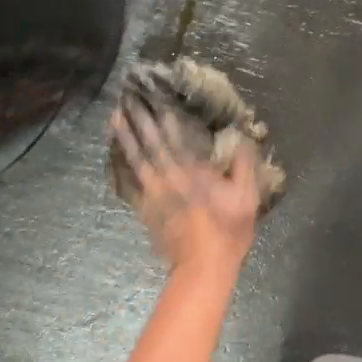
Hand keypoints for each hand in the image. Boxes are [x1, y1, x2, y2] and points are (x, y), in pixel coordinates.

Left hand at [111, 97, 260, 275]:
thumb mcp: (246, 197)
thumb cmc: (227, 232)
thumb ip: (243, 164)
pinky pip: (128, 181)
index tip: (155, 95)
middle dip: (139, 118)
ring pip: (135, 158)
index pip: (175, 135)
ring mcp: (153, 192)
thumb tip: (240, 136)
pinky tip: (114, 154)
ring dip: (124, 136)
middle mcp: (169, 176)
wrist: (202, 266)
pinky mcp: (144, 208)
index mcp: (193, 170)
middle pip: (150, 141)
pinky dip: (121, 164)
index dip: (164, 114)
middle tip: (126, 96)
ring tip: (114, 116)